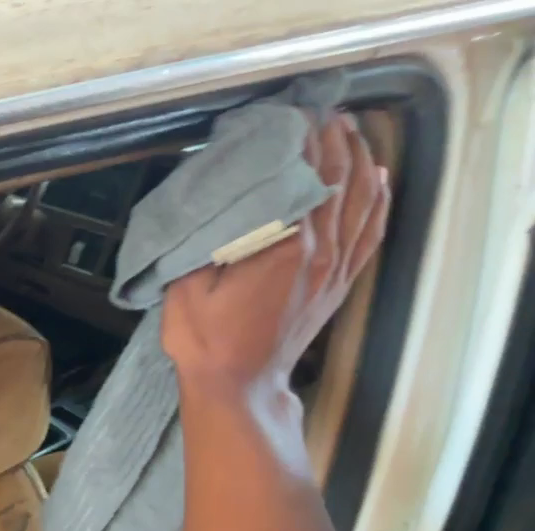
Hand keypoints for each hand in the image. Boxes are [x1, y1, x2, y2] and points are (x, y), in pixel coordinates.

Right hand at [161, 112, 389, 396]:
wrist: (238, 383)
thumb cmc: (205, 341)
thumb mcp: (185, 291)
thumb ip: (206, 246)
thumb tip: (216, 209)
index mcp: (284, 248)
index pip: (302, 179)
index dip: (301, 143)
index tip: (291, 116)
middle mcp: (322, 250)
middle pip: (339, 180)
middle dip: (333, 141)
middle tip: (321, 113)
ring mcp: (337, 265)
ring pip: (364, 198)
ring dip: (360, 160)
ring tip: (350, 134)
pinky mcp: (341, 280)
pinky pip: (373, 228)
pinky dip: (379, 196)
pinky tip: (376, 177)